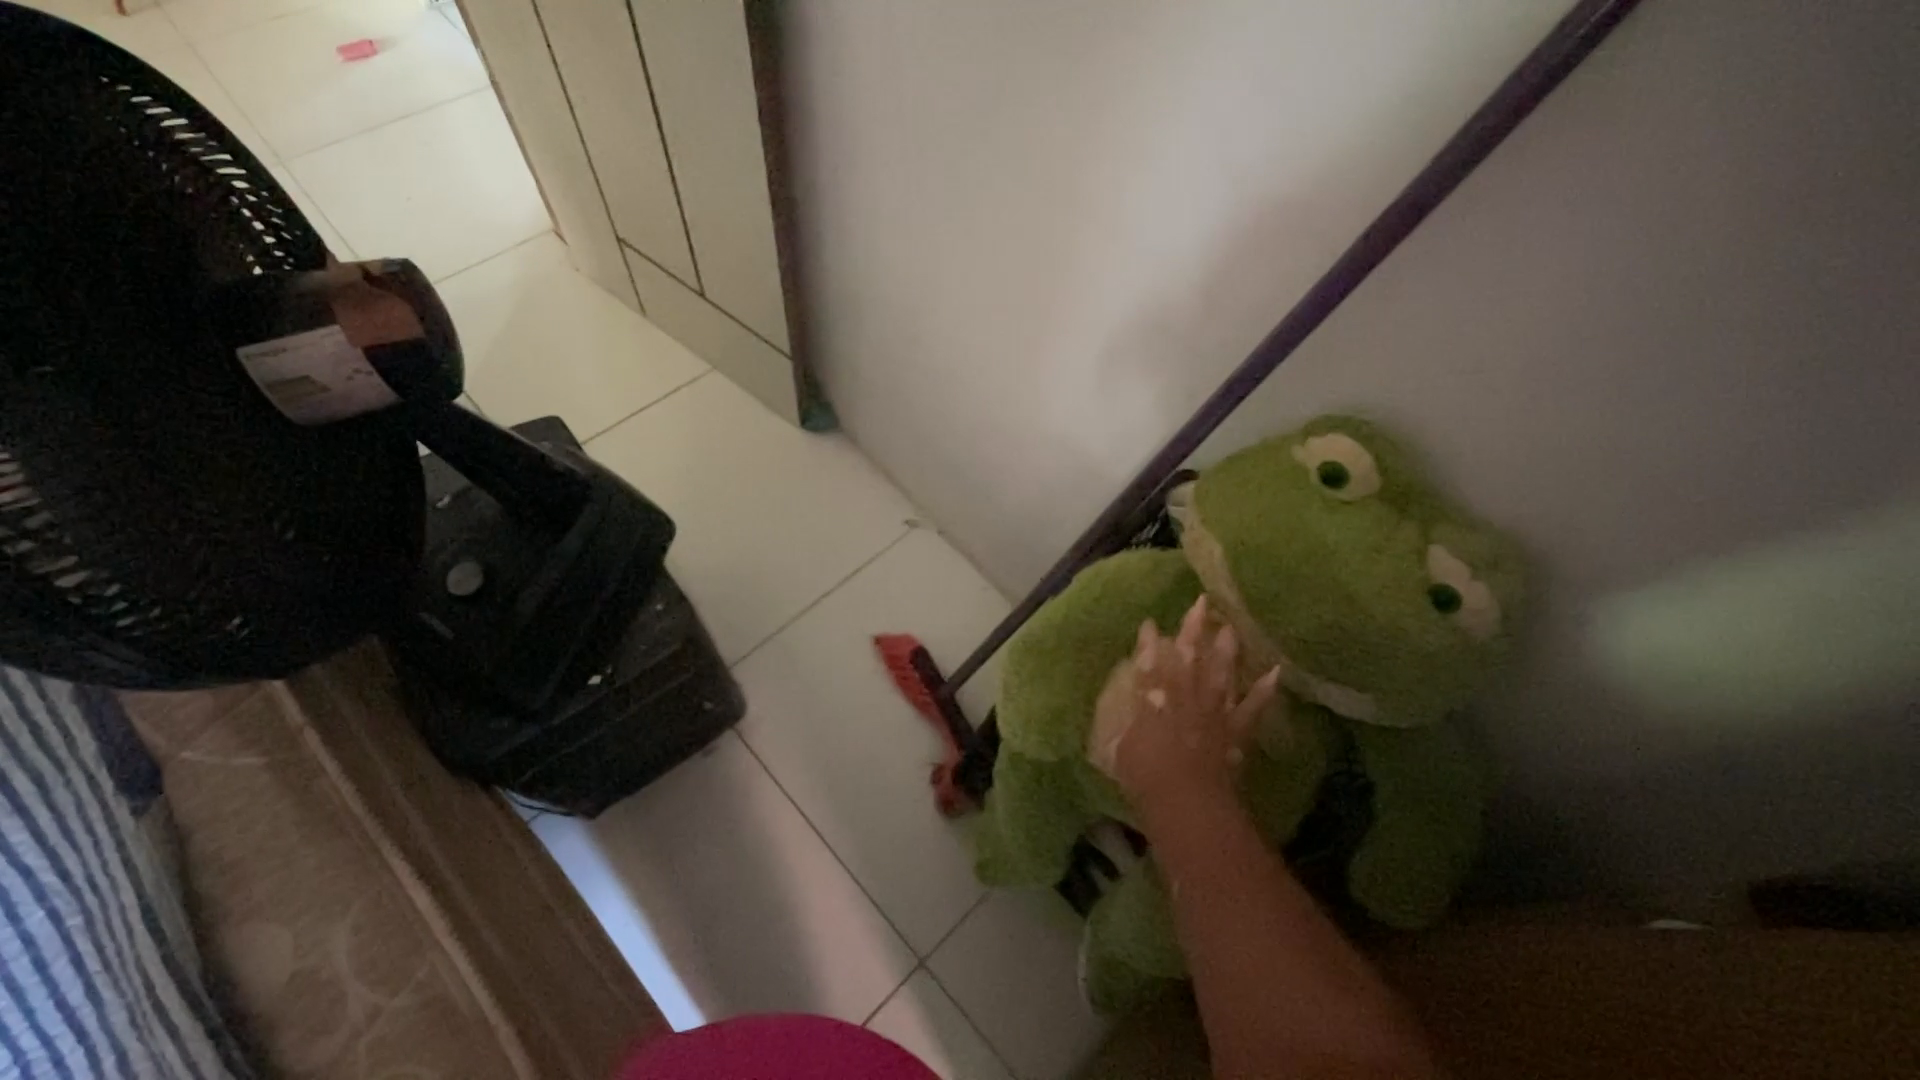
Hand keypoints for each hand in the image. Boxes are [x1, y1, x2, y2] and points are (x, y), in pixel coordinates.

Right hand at [1090, 595, 1281, 818]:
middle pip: (1189, 659)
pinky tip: (1275, 672)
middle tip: (1202, 603)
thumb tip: (1125, 701)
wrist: (1186, 800)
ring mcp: (1213, 713)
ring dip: (1226, 650)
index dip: (1149, 643)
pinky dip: (1264, 691)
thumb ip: (1122, 720)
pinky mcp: (1235, 731)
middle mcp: (1184, 698)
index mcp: (1152, 701)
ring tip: (1231, 627)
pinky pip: (1252, 708)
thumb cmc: (1143, 776)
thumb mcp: (1118, 746)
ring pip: (1220, 674)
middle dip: (1193, 630)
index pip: (1149, 665)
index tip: (1150, 623)